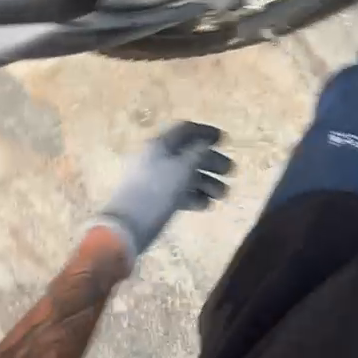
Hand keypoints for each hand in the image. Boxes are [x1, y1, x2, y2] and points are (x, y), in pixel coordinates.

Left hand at [87, 122, 230, 260]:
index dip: (206, 133)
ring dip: (207, 182)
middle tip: (231, 171)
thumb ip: (198, 153)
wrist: (126, 227)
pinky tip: (207, 205)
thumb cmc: (156, 192)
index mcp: (160, 145)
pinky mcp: (155, 199)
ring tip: (222, 194)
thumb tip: (207, 143)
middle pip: (189, 153)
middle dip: (212, 161)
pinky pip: (178, 192)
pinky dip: (194, 196)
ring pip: (186, 174)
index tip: (225, 140)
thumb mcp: (182, 169)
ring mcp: (155, 179)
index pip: (186, 130)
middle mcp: (157, 158)